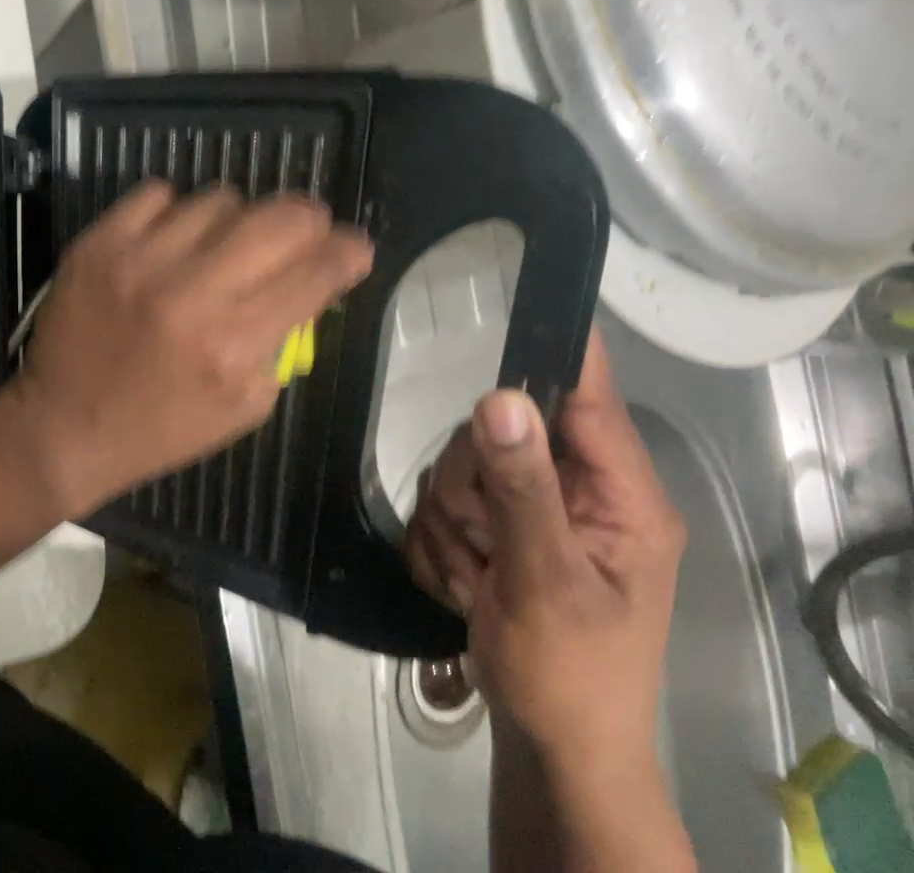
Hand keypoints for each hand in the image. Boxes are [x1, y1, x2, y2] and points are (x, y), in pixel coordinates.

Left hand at [8, 180, 372, 516]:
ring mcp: (137, 261)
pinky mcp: (96, 245)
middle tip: (301, 237)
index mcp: (234, 343)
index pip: (318, 269)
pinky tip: (170, 241)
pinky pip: (156, 195)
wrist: (63, 427)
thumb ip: (283, 342)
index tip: (351, 251)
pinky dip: (173, 213)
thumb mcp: (244, 408)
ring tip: (223, 247)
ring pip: (219, 199)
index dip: (350, 252)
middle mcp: (190, 292)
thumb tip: (308, 285)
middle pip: (282, 216)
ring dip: (235, 221)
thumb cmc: (159, 429)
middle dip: (308, 222)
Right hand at [404, 331, 685, 768]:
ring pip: (454, 476)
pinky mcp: (497, 538)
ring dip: (450, 532)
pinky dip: (439, 554)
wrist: (551, 743)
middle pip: (494, 438)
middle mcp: (579, 496)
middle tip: (481, 549)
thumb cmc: (568, 670)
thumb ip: (522, 487)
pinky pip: (437, 515)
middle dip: (469, 495)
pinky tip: (465, 589)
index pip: (589, 403)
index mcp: (622, 499)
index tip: (517, 317)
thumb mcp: (546, 580)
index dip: (555, 359)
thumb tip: (502, 396)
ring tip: (477, 584)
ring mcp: (534, 518)